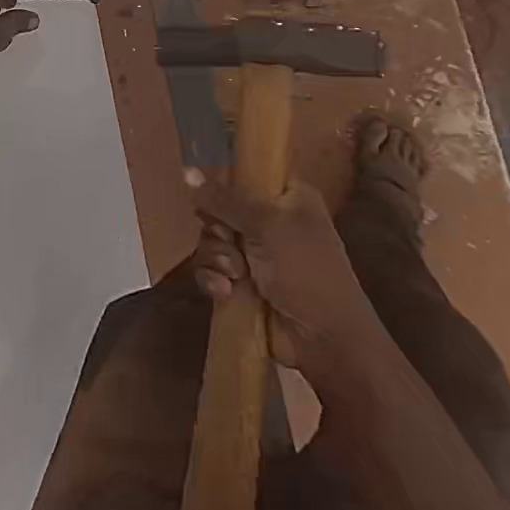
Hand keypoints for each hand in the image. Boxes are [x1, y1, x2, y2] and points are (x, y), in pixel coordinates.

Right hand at [191, 177, 382, 372]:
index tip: (220, 201)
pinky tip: (226, 292)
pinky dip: (214, 280)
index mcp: (287, 196)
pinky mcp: (241, 284)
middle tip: (232, 243)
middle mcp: (270, 220)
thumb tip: (185, 170)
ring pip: (211, 241)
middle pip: (220, 209)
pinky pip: (211, 270)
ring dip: (217, 259)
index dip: (228, 187)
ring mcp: (254, 254)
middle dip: (219, 230)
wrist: (324, 339)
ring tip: (235, 276)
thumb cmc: (306, 270)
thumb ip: (224, 199)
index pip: (246, 176)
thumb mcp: (267, 225)